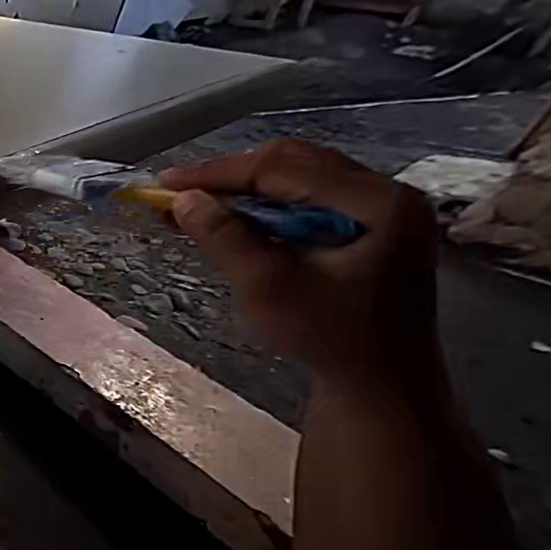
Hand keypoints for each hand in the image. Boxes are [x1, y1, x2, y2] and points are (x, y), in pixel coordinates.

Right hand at [159, 141, 440, 393]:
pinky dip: (263, 204)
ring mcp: (380, 207)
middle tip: (177, 192)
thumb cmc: (329, 339)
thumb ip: (224, 237)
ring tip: (195, 203)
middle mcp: (385, 192)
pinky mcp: (368, 223)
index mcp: (375, 202)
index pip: (280, 168)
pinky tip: (231, 217)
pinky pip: (305, 196)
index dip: (216, 172)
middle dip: (229, 176)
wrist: (382, 385)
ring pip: (296, 176)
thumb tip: (182, 198)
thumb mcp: (268, 288)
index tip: (165, 183)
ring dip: (242, 188)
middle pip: (290, 163)